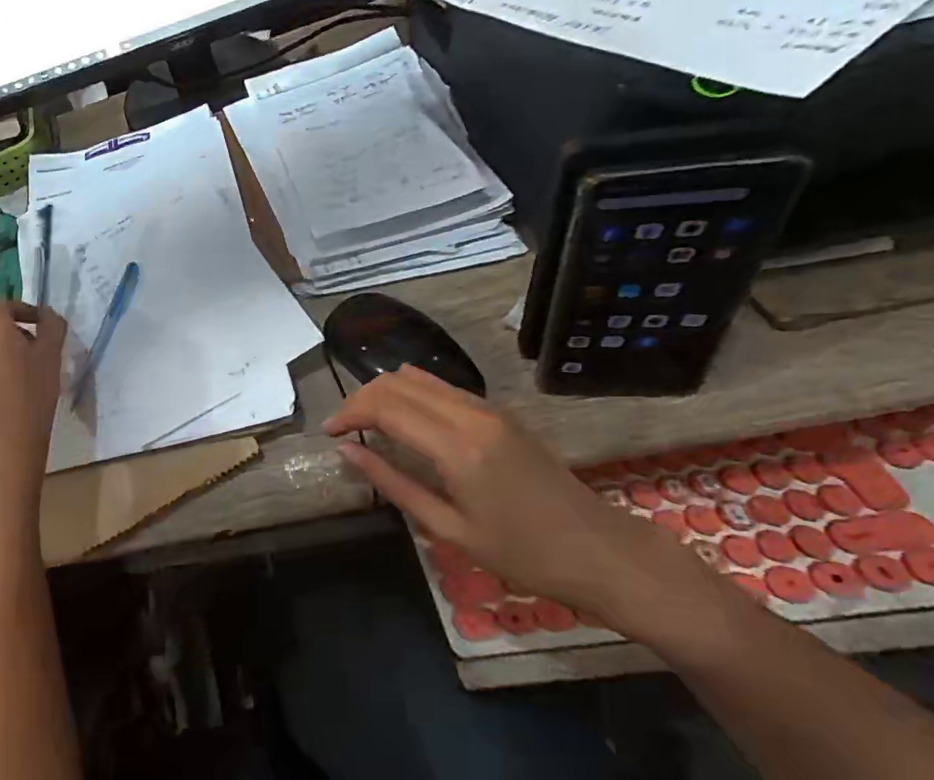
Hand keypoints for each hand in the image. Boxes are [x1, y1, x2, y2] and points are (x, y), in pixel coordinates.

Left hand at [0, 302, 67, 500]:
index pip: (4, 304)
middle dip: (18, 333)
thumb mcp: (51, 355)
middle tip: (41, 351)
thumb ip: (52, 326)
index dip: (25, 309)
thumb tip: (47, 315)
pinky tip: (14, 392)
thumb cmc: (32, 394)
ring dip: (7, 353)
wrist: (6, 445)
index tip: (44, 325)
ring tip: (30, 373)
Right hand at [325, 366, 717, 631]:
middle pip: (395, 383)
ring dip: (383, 392)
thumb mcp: (450, 529)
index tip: (328, 433)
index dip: (348, 413)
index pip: (384, 406)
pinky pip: (441, 387)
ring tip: (366, 421)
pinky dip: (410, 393)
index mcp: (458, 447)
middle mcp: (471, 415)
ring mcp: (489, 409)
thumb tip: (346, 450)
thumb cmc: (526, 554)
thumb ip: (393, 483)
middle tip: (342, 428)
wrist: (606, 554)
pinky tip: (402, 417)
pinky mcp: (500, 413)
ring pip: (417, 378)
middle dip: (359, 399)